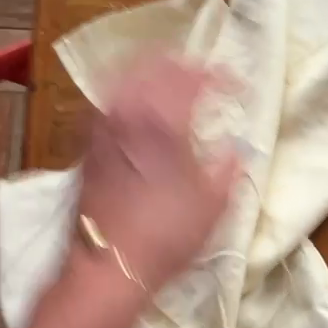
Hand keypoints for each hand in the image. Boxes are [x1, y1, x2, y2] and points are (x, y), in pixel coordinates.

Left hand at [72, 57, 239, 305]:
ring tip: (174, 83)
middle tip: (207, 74)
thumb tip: (238, 151)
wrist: (107, 264)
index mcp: (163, 120)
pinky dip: (131, 93)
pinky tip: (143, 111)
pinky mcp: (86, 143)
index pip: (195, 77)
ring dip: (154, 73)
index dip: (223, 76)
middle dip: (184, 63)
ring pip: (126, 76)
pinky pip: (111, 99)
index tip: (241, 86)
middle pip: (154, 63)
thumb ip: (228, 169)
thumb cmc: (166, 236)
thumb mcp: (213, 206)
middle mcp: (127, 111)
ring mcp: (101, 124)